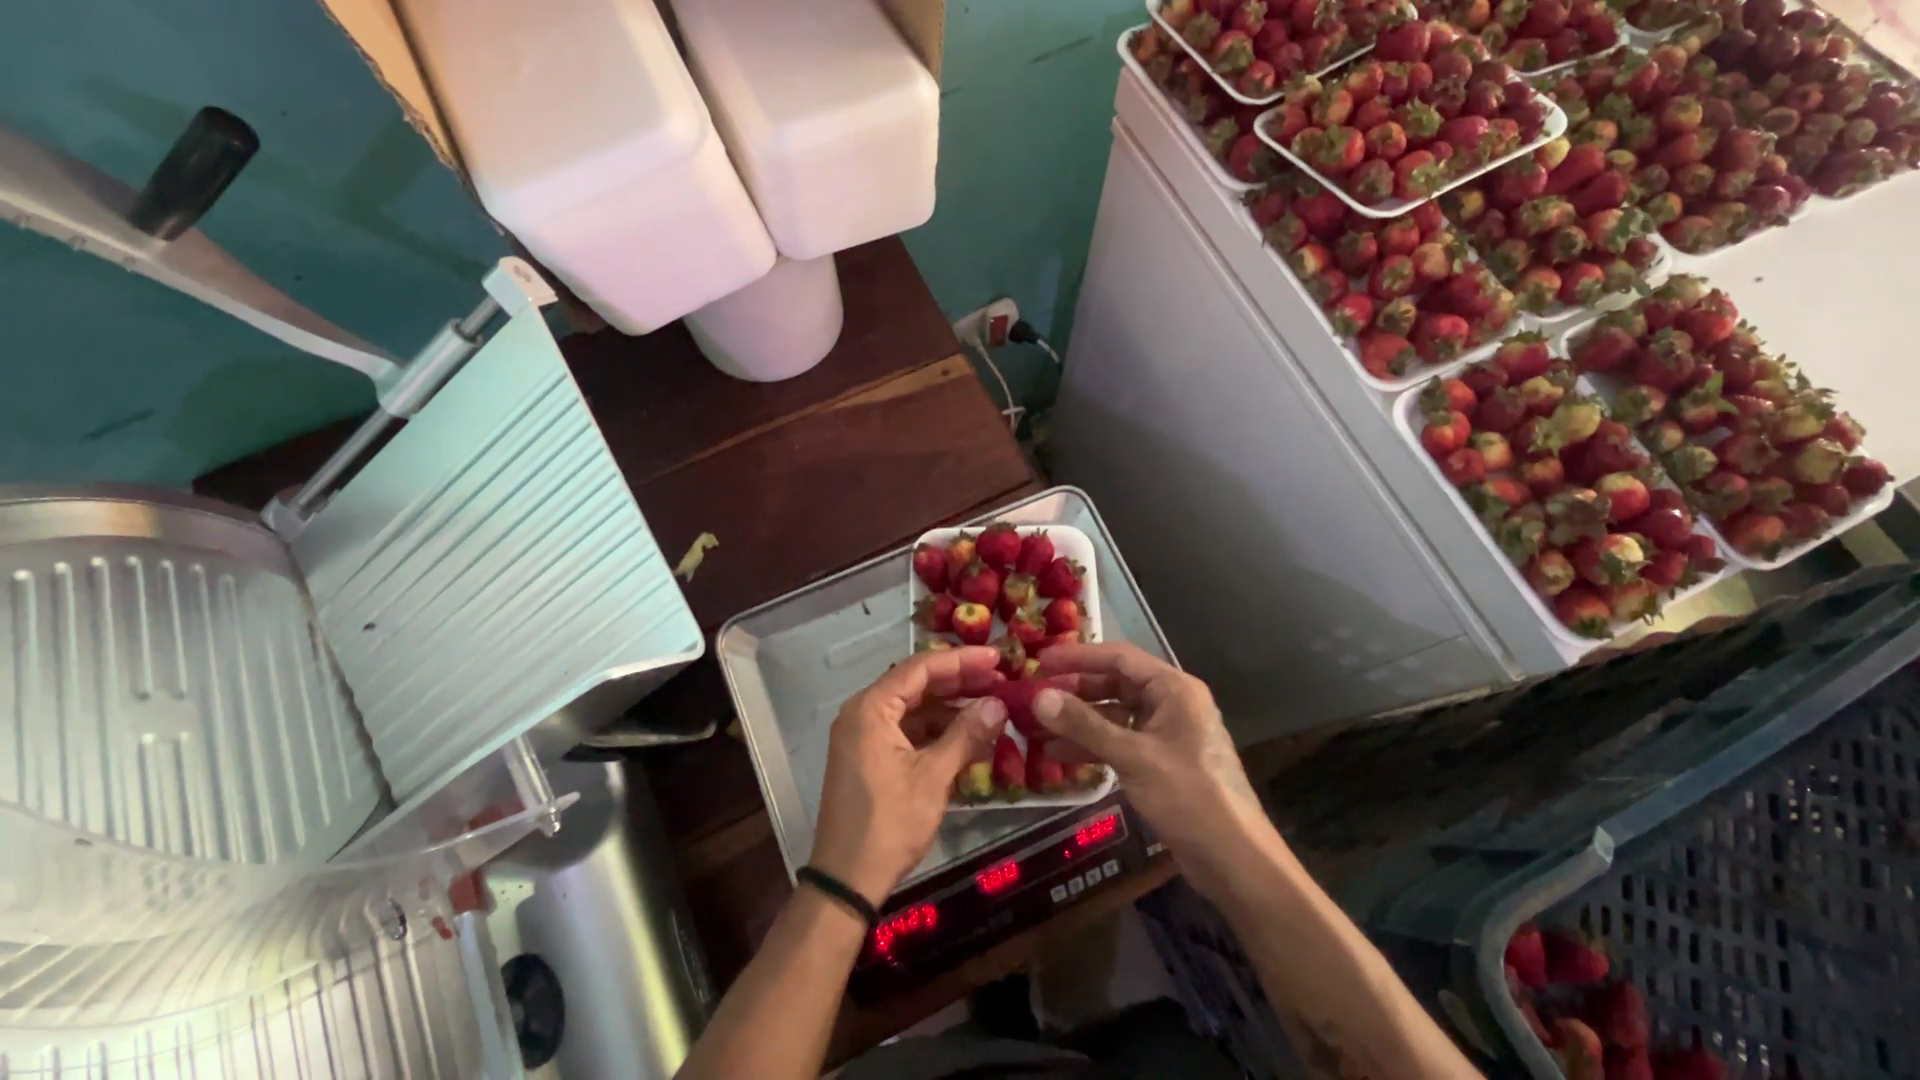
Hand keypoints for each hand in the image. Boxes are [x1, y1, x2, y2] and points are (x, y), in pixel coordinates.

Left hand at [809, 646, 1007, 905]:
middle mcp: (862, 714)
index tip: (996, 658)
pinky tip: (970, 736)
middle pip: (916, 685)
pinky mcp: (871, 758)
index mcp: (870, 709)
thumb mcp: (932, 777)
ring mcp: (864, 737)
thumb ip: (965, 735)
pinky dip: (937, 732)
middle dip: (959, 682)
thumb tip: (998, 704)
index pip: (919, 668)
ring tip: (993, 707)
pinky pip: (908, 732)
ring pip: (914, 710)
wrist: (846, 878)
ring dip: (951, 708)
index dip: (961, 661)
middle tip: (1000, 679)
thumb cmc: (888, 823)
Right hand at [1032, 643, 1282, 903]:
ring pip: (1114, 716)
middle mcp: (1171, 704)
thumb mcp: (1133, 756)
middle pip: (1115, 685)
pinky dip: (1091, 746)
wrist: (1232, 857)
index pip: (1120, 658)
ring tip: (1035, 727)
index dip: (1078, 656)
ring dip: (1078, 721)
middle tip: (1033, 696)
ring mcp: (1166, 735)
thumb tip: (1038, 697)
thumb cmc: (1188, 796)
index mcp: (1174, 689)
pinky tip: (1058, 756)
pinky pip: (1120, 742)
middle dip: (1074, 691)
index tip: (1040, 661)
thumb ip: (1084, 725)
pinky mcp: (1160, 763)